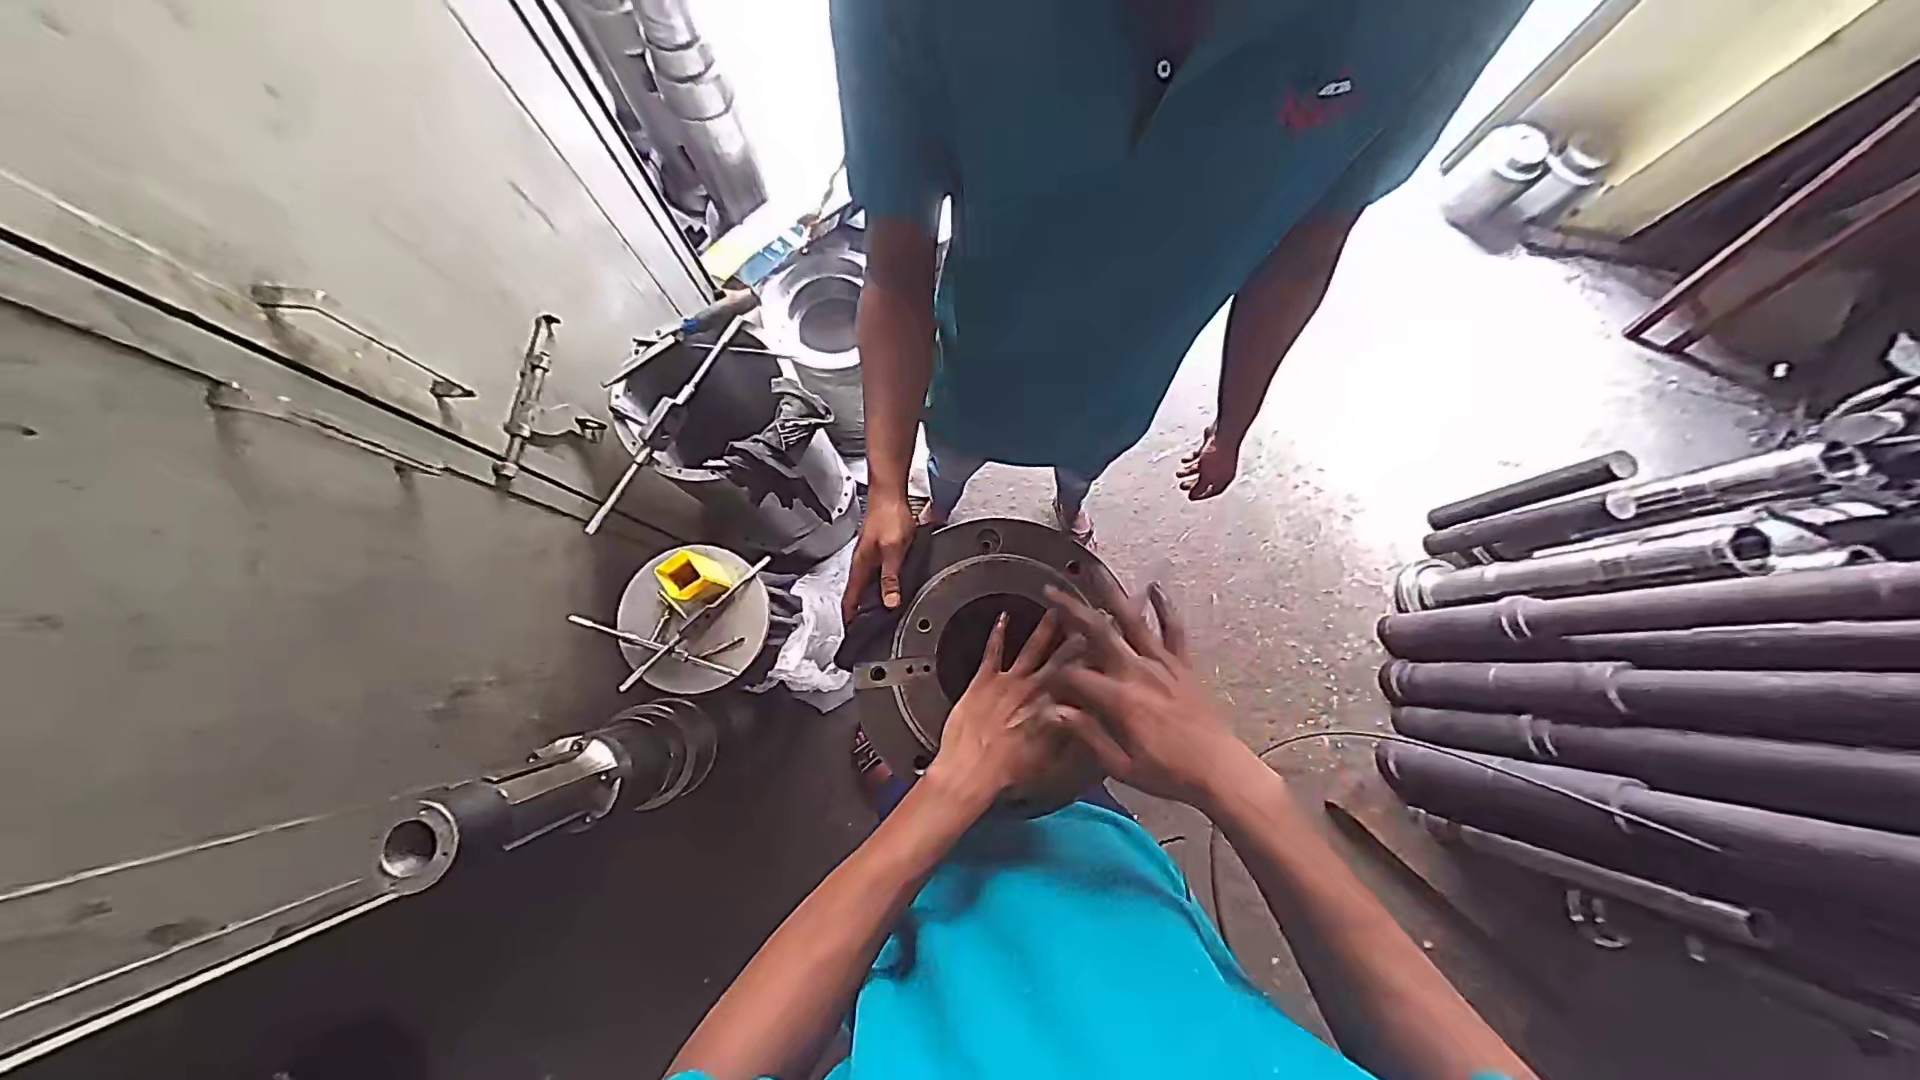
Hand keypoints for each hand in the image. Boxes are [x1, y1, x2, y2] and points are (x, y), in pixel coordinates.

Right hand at [843, 491, 915, 620]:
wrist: (890, 494)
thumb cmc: (890, 516)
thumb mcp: (894, 551)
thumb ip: (891, 577)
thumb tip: (890, 601)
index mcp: (861, 566)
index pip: (850, 598)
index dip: (849, 617)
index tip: (850, 633)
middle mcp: (862, 562)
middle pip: (857, 594)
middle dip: (860, 613)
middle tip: (866, 630)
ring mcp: (869, 555)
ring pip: (866, 584)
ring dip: (870, 600)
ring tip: (878, 615)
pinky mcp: (878, 549)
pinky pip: (875, 574)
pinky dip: (879, 586)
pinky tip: (890, 588)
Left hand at [925, 609, 1076, 808]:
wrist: (970, 770)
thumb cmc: (1007, 771)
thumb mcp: (1049, 761)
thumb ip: (1069, 738)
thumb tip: (1087, 722)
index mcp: (1051, 707)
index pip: (1078, 679)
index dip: (1092, 663)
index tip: (1103, 648)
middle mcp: (1032, 689)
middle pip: (1060, 657)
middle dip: (1074, 637)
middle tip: (1086, 619)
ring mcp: (1008, 681)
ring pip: (1031, 648)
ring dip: (1045, 629)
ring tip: (1056, 610)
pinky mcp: (983, 680)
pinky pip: (992, 651)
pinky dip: (998, 632)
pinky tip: (1002, 617)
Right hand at [1043, 582, 1257, 811]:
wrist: (1220, 771)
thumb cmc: (1168, 773)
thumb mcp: (1121, 765)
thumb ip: (1086, 733)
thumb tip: (1052, 711)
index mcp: (1119, 698)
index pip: (1074, 675)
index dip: (1054, 675)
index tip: (1045, 682)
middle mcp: (1138, 671)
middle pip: (1097, 631)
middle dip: (1071, 609)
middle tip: (1051, 590)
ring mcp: (1163, 664)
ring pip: (1132, 620)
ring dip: (1110, 593)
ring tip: (1093, 570)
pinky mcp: (1183, 665)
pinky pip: (1174, 630)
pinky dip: (1165, 607)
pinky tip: (1154, 587)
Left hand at [1176, 425, 1238, 500]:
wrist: (1223, 433)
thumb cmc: (1217, 456)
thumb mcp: (1206, 476)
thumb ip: (1199, 487)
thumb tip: (1192, 496)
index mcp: (1225, 478)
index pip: (1214, 491)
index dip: (1201, 495)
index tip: (1191, 497)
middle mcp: (1223, 469)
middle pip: (1206, 480)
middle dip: (1193, 483)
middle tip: (1182, 486)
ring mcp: (1217, 458)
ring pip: (1201, 468)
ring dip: (1188, 471)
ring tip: (1178, 473)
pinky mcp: (1211, 447)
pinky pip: (1199, 456)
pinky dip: (1190, 459)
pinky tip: (1184, 460)